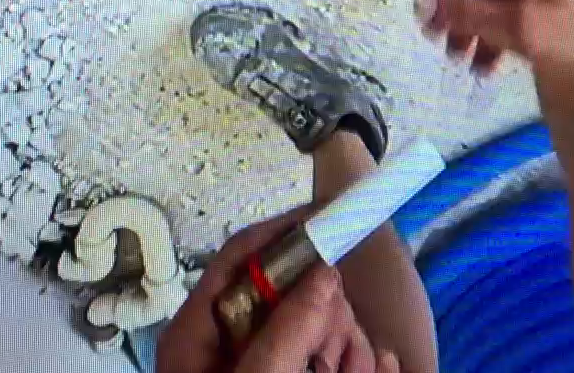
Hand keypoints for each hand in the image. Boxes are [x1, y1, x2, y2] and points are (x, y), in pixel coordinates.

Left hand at [160, 210, 399, 372]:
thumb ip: (288, 328)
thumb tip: (324, 273)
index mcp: (201, 333)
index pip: (239, 257)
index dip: (279, 231)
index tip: (325, 216)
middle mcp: (234, 341)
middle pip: (288, 288)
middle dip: (325, 309)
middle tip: (341, 348)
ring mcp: (269, 363)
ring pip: (319, 321)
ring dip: (345, 342)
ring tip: (353, 368)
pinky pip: (335, 354)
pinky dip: (356, 361)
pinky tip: (373, 366)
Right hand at [423, 0, 573, 132]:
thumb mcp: (524, 27)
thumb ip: (468, 11)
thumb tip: (418, 0)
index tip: (450, 8)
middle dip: (457, 3)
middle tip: (440, 41)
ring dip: (472, 21)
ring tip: (461, 62)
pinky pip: (511, 0)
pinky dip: (495, 28)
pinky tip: (486, 66)